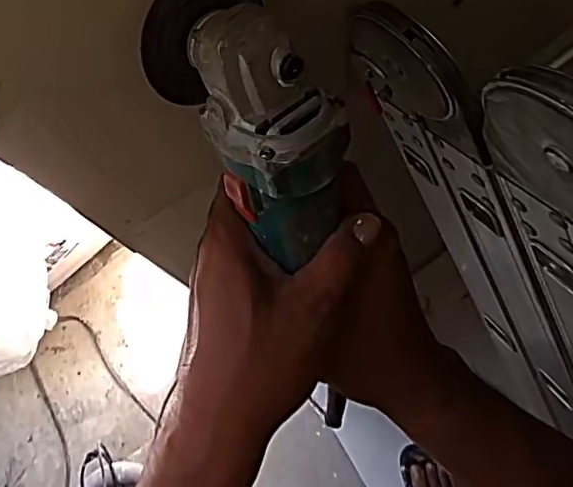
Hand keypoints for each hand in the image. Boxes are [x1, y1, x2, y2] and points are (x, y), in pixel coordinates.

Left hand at [143, 165, 452, 486]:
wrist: (221, 412)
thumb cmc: (251, 368)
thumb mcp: (312, 309)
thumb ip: (339, 261)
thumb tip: (360, 226)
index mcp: (224, 240)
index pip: (237, 180)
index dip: (267, 166)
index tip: (292, 159)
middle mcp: (211, 249)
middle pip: (245, 204)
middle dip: (280, 198)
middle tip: (314, 195)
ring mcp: (213, 271)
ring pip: (246, 231)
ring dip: (277, 227)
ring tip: (312, 229)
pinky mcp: (220, 291)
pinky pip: (245, 255)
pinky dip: (271, 252)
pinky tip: (297, 270)